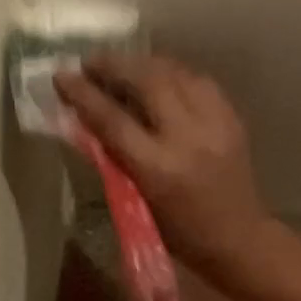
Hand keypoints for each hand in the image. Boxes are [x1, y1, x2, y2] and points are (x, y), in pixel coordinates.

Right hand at [55, 54, 270, 264]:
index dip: (83, 94)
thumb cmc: (178, 231)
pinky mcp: (232, 116)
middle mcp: (188, 137)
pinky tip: (158, 76)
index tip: (61, 75)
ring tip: (121, 65)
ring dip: (143, 63)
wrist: (239, 239)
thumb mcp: (135, 199)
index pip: (112, 119)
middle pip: (146, 81)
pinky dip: (172, 72)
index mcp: (158, 168)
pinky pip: (197, 79)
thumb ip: (111, 156)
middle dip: (114, 64)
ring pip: (174, 71)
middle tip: (90, 62)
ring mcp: (215, 122)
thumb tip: (81, 118)